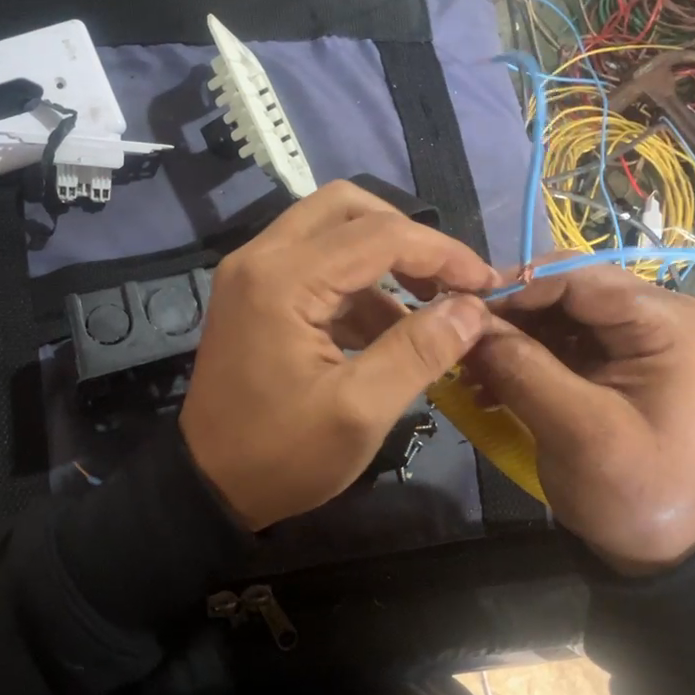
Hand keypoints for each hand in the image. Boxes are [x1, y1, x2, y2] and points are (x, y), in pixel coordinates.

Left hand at [180, 181, 502, 529]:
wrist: (208, 485)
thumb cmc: (281, 455)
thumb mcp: (360, 411)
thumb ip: (419, 350)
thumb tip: (471, 307)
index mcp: (282, 278)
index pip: (380, 234)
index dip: (442, 253)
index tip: (486, 285)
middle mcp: (259, 258)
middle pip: (346, 209)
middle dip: (406, 238)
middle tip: (448, 283)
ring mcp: (250, 275)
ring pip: (329, 233)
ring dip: (382, 263)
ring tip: (428, 317)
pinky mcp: (251, 296)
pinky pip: (312, 266)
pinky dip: (355, 287)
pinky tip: (387, 333)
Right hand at [466, 264, 694, 574]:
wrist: (657, 544)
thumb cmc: (630, 489)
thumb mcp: (576, 430)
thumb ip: (523, 368)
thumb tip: (467, 322)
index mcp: (669, 322)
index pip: (579, 279)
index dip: (515, 289)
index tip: (459, 314)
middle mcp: (657, 315)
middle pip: (565, 290)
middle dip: (508, 315)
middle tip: (458, 342)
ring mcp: (635, 337)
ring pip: (554, 312)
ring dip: (508, 337)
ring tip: (468, 371)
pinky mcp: (612, 359)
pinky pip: (555, 339)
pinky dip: (518, 356)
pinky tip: (487, 385)